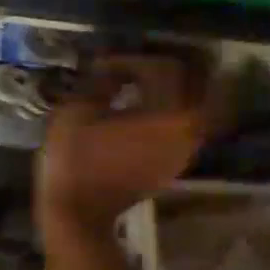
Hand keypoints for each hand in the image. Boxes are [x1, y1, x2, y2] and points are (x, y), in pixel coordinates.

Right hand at [38, 55, 207, 232]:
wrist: (80, 209)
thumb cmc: (74, 158)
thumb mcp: (76, 112)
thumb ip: (100, 86)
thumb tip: (109, 72)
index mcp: (170, 112)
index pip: (164, 68)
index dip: (131, 60)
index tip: (101, 65)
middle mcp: (191, 126)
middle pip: (194, 83)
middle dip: (164, 70)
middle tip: (132, 67)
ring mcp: (188, 146)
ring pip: (193, 104)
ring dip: (169, 91)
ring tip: (135, 88)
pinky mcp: (177, 160)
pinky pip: (183, 124)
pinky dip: (167, 111)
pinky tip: (138, 112)